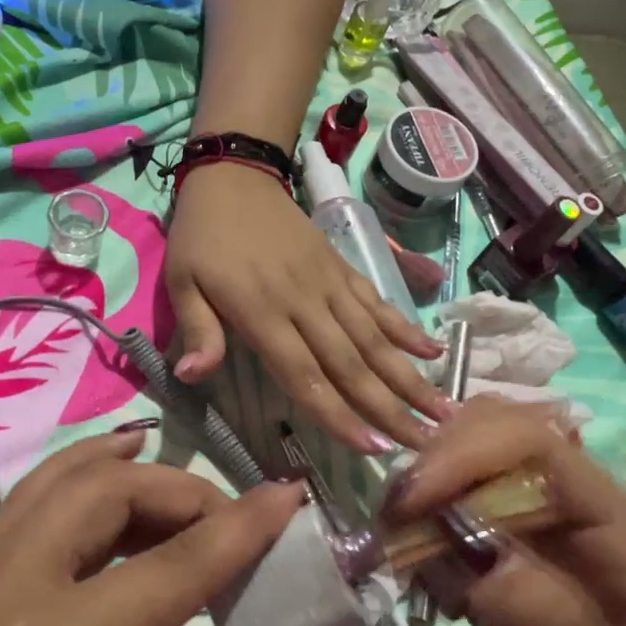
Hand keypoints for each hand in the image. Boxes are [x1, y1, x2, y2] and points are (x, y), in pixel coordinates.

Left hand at [0, 430, 316, 625]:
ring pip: (55, 481)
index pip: (162, 572)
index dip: (235, 532)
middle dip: (179, 492)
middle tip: (231, 520)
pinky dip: (79, 481)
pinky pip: (25, 507)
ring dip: (128, 475)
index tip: (288, 495)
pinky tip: (115, 472)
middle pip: (102, 495)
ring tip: (186, 490)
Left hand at [164, 162, 449, 452]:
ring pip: (374, 337)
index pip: (305, 374)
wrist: (235, 175)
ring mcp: (329, 282)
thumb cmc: (202, 236)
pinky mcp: (341, 266)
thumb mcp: (181, 281)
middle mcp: (305, 301)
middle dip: (389, 408)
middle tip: (427, 445)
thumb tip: (192, 378)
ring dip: (410, 376)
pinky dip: (405, 328)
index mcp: (262, 311)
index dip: (339, 414)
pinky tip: (434, 351)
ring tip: (444, 411)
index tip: (374, 450)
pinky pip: (377, 301)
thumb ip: (198, 330)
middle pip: (351, 363)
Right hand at [384, 398, 625, 625]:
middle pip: (500, 437)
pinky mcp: (512, 564)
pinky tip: (422, 580)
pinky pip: (459, 514)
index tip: (407, 503)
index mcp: (624, 537)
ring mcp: (545, 538)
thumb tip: (488, 553)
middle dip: (438, 464)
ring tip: (401, 556)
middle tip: (392, 526)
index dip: (467, 454)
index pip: (541, 448)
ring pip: (473, 465)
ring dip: (425, 494)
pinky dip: (425, 528)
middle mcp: (582, 518)